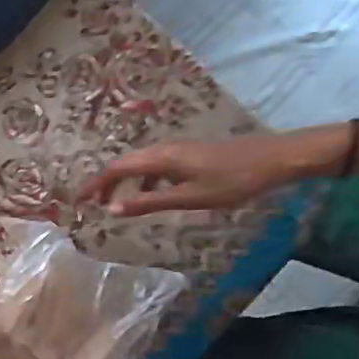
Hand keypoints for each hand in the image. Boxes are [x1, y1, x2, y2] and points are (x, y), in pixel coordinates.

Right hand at [80, 129, 340, 215]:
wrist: (279, 158)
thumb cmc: (234, 180)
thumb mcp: (190, 197)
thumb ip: (148, 203)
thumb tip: (110, 209)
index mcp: (160, 158)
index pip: (115, 170)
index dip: (95, 185)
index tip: (79, 201)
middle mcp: (163, 149)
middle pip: (123, 164)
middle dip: (105, 183)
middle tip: (93, 203)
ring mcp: (177, 149)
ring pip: (138, 164)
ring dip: (123, 181)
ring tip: (116, 201)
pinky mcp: (188, 153)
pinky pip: (153, 164)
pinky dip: (142, 179)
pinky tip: (150, 193)